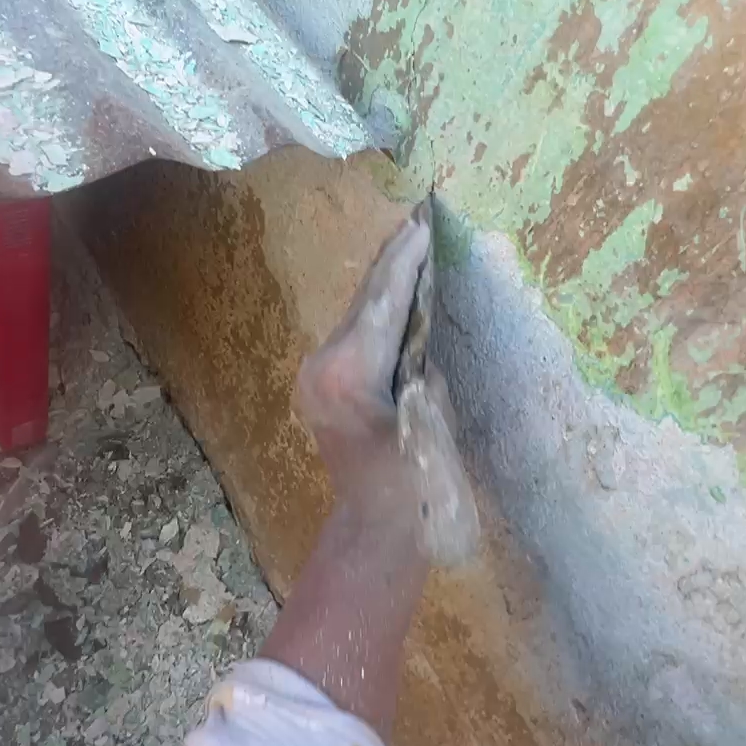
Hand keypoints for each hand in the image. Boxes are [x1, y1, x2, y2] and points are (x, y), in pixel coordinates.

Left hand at [296, 213, 431, 496]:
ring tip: (410, 243)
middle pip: (364, 301)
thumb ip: (424, 364)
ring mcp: (314, 372)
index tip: (421, 222)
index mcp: (348, 372)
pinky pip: (353, 334)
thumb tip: (420, 326)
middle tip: (416, 220)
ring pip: (356, 315)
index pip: (382, 302)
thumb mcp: (432, 418)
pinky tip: (394, 290)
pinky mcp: (318, 381)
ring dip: (384, 283)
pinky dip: (376, 311)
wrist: (373, 526)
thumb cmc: (412, 484)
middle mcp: (322, 363)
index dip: (405, 260)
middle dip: (392, 260)